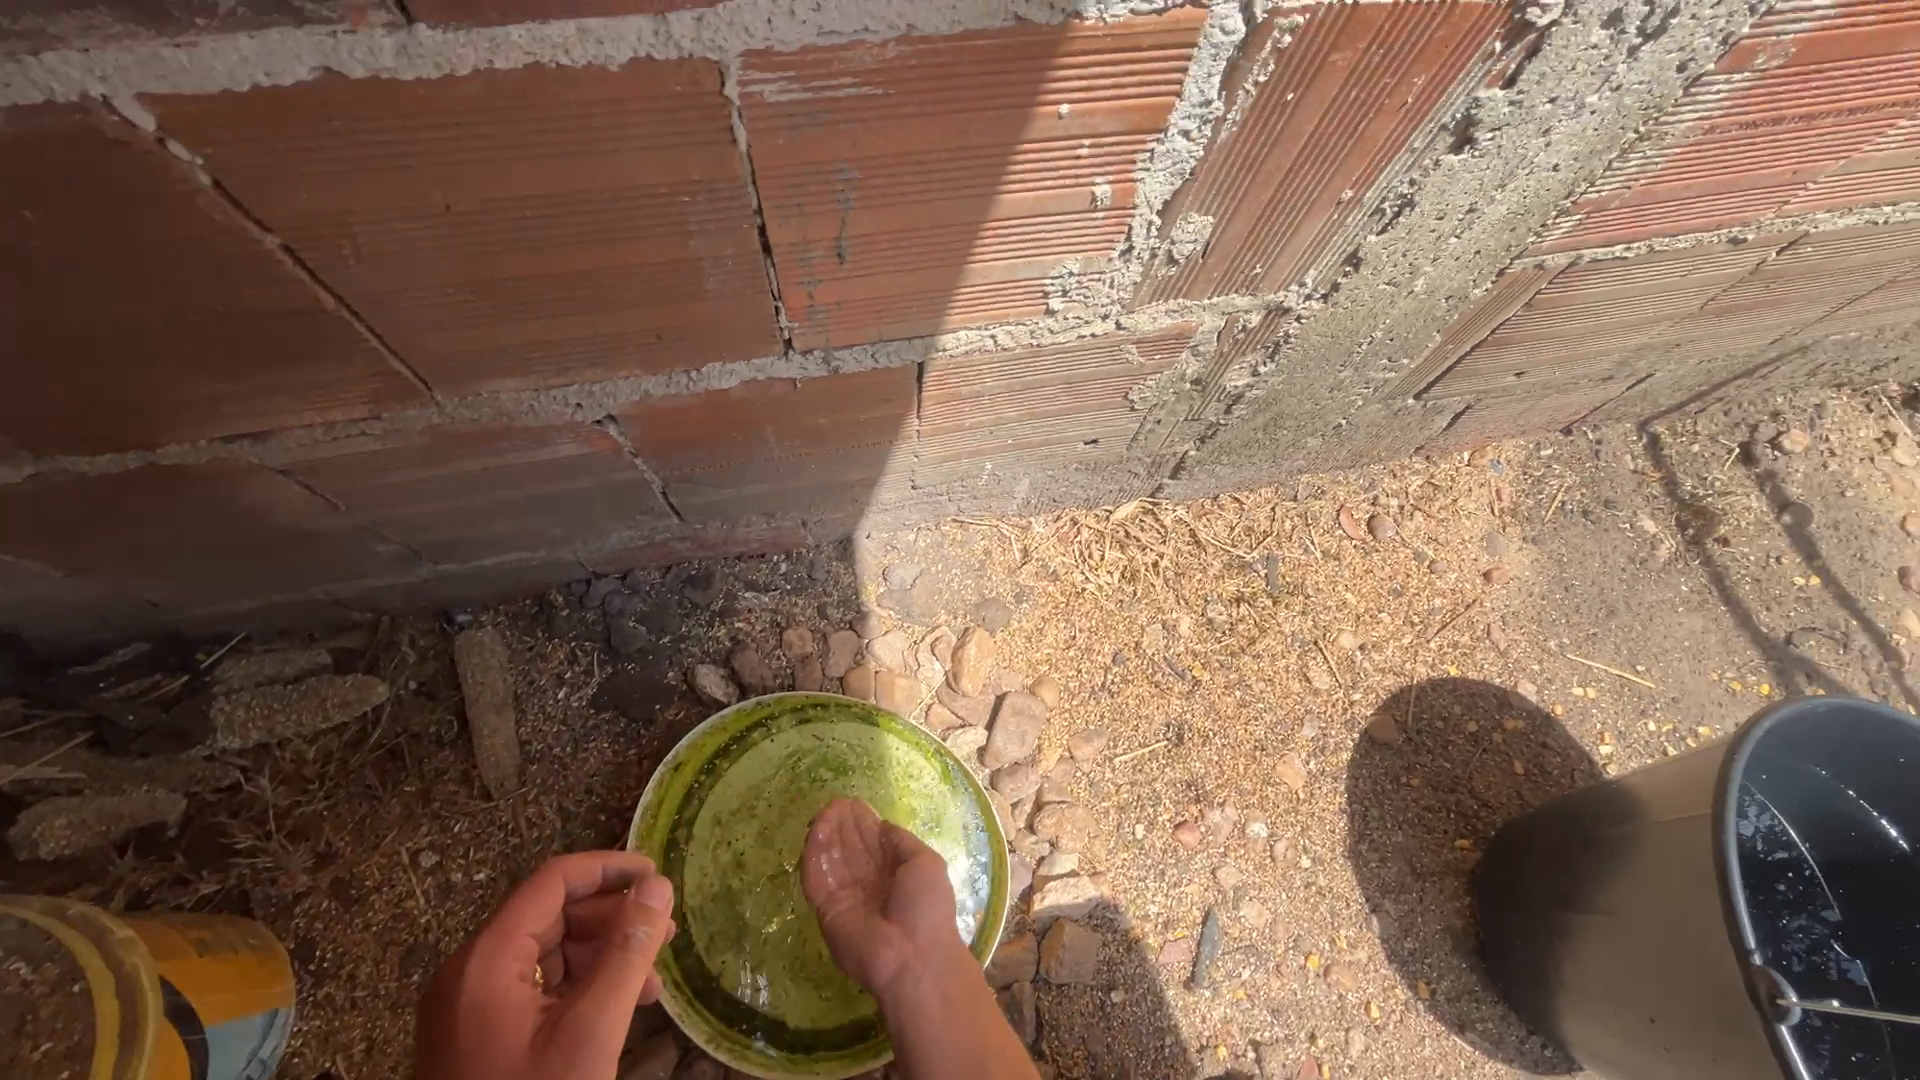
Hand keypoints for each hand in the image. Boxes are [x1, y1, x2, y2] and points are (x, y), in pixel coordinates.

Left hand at [415, 852, 675, 1079]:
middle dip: (613, 917)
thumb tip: (658, 886)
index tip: (659, 876)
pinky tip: (622, 1003)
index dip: (610, 868)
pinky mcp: (478, 1034)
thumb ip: (627, 952)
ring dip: (603, 953)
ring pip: (548, 950)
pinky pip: (537, 987)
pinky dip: (582, 985)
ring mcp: (470, 1005)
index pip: (553, 881)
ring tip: (652, 976)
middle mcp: (470, 971)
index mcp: (486, 959)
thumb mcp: (591, 1030)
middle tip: (666, 931)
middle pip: (550, 913)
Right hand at [801, 798, 967, 998]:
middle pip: (849, 850)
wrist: (914, 958)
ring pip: (832, 860)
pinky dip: (814, 854)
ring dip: (826, 834)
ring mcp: (846, 898)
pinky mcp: (827, 911)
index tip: (853, 803)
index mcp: (893, 876)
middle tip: (835, 802)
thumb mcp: (925, 863)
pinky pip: (817, 878)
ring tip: (824, 810)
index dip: (862, 823)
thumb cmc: (927, 907)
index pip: (871, 844)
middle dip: (842, 825)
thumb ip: (901, 842)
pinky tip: (815, 830)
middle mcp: (868, 885)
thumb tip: (883, 825)